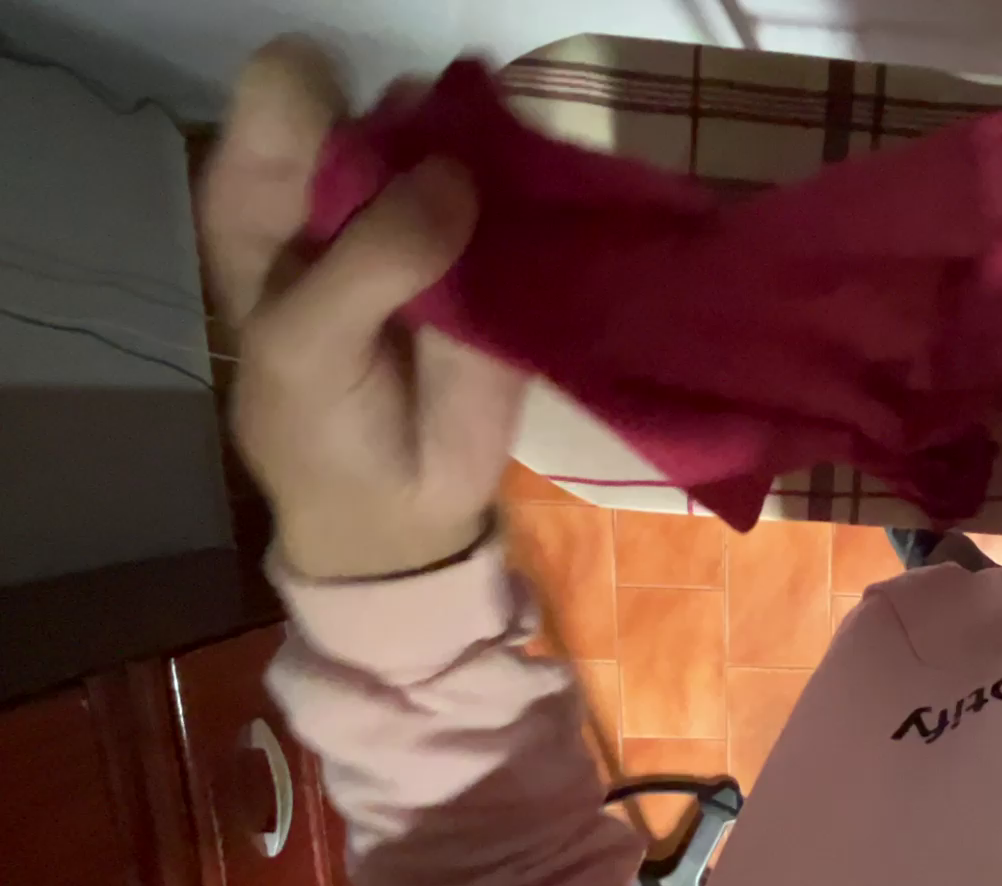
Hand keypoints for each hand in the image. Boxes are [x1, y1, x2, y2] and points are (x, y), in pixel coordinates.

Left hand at [201, 38, 526, 579]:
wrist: (404, 510)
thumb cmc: (321, 427)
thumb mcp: (308, 343)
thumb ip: (370, 259)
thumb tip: (459, 177)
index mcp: (278, 203)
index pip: (294, 102)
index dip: (335, 107)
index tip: (385, 148)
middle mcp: (363, 205)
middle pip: (398, 122)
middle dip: (438, 129)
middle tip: (477, 167)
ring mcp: (447, 244)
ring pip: (477, 173)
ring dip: (507, 169)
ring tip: (531, 190)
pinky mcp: (511, 288)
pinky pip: (532, 240)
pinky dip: (549, 225)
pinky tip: (565, 223)